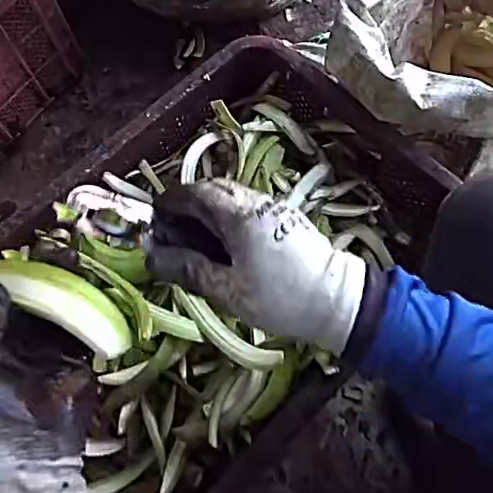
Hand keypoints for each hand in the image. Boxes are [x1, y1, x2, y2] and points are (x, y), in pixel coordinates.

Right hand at [144, 179, 370, 354]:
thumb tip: (152, 257)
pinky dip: (222, 220)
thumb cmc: (281, 299)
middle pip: (210, 191)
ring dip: (203, 214)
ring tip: (190, 243)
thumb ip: (189, 269)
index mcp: (239, 213)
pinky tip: (218, 246)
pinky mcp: (280, 219)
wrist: (340, 302)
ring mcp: (270, 207)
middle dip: (184, 207)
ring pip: (227, 199)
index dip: (169, 202)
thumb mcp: (228, 291)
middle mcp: (253, 201)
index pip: (195, 193)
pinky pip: (242, 209)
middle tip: (167, 234)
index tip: (152, 218)